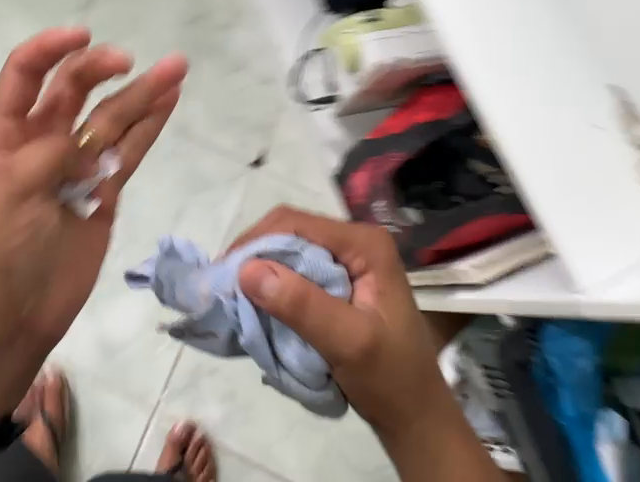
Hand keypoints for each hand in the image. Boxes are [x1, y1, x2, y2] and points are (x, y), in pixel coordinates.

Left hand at [0, 28, 187, 414]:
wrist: (3, 326)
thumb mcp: (5, 194)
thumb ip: (50, 154)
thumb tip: (90, 140)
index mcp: (3, 135)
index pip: (25, 74)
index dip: (50, 49)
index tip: (84, 36)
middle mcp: (40, 142)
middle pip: (74, 89)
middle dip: (101, 68)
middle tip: (130, 62)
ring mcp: (75, 168)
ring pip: (111, 119)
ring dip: (142, 93)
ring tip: (176, 68)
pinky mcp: (102, 194)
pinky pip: (129, 152)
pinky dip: (149, 127)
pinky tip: (169, 101)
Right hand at [230, 206, 450, 446]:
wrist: (417, 416)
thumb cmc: (390, 378)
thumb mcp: (348, 342)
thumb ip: (302, 304)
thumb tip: (247, 270)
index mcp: (364, 243)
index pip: (295, 223)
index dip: (255, 242)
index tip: (223, 274)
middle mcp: (356, 242)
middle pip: (290, 232)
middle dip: (254, 256)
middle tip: (223, 287)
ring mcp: (349, 261)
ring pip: (291, 252)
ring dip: (262, 272)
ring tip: (234, 297)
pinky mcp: (340, 282)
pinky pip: (298, 272)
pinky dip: (275, 287)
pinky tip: (258, 307)